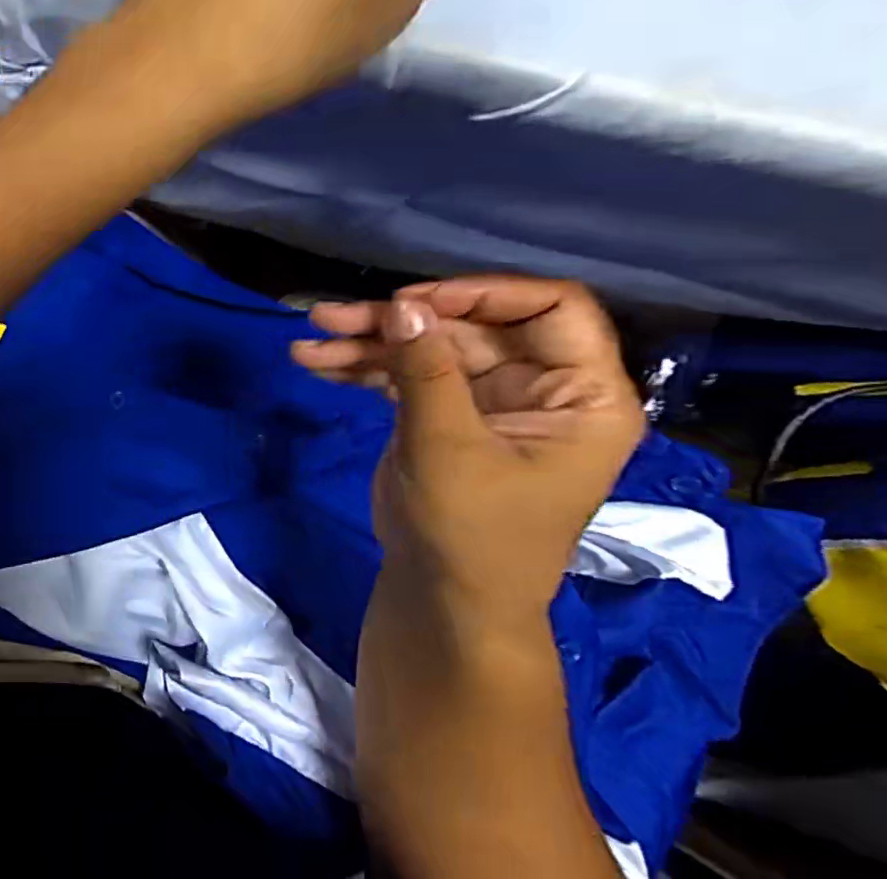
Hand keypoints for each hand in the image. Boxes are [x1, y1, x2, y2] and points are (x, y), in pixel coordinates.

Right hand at [291, 276, 643, 614]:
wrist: (441, 593)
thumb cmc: (471, 528)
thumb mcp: (447, 445)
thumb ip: (426, 369)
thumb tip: (401, 304)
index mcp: (579, 394)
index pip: (550, 310)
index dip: (482, 293)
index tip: (412, 301)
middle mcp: (536, 387)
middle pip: (465, 328)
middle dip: (395, 322)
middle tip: (329, 318)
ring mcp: (482, 401)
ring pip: (423, 350)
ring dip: (364, 344)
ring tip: (307, 342)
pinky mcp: (438, 416)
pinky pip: (399, 376)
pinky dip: (359, 369)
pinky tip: (314, 364)